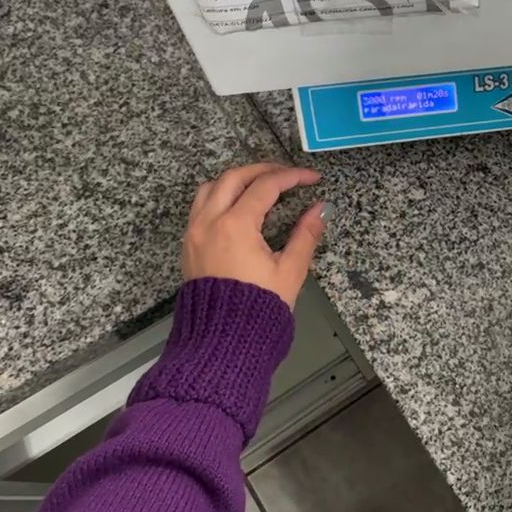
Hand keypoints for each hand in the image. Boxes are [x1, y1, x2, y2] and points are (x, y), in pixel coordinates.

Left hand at [181, 163, 325, 308]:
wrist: (222, 341)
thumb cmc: (258, 307)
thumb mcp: (290, 270)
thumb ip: (306, 234)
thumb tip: (321, 209)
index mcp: (236, 226)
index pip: (266, 186)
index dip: (292, 177)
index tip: (312, 178)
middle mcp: (209, 223)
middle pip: (234, 177)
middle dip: (263, 170)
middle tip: (288, 174)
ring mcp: (194, 233)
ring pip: (211, 188)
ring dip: (237, 180)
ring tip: (261, 185)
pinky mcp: (189, 245)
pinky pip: (200, 207)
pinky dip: (220, 196)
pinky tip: (239, 206)